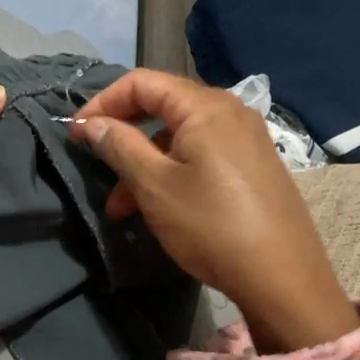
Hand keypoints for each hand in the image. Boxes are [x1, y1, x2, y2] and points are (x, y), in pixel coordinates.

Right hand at [72, 69, 359, 352]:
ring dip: (144, 164)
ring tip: (122, 209)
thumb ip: (119, 146)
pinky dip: (172, 172)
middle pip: (162, 107)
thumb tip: (92, 122)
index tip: (77, 134)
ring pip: (180, 138)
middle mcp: (231, 111)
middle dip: (124, 138)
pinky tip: (159, 208)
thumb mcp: (154, 186)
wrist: (282, 278)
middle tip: (97, 171)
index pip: (142, 82)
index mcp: (205, 106)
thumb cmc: (211, 225)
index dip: (103, 102)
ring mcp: (247, 139)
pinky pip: (202, 155)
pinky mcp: (255, 166)